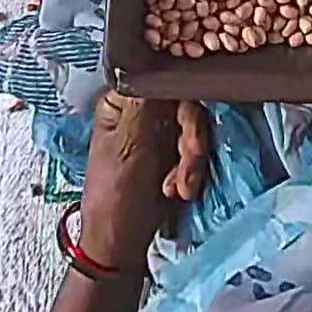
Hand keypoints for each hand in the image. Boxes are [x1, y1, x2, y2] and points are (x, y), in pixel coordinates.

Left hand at [77, 92, 209, 271]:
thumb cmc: (115, 197)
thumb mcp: (128, 148)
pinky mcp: (173, 152)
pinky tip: (179, 191)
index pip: (159, 77)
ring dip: (192, 160)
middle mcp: (142, 109)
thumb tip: (155, 63)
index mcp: (123, 100)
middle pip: (184, 102)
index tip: (187, 121)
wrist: (120, 249)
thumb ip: (143, 105)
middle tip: (185, 169)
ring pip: (194, 126)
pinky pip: (195, 148)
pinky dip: (192, 170)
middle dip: (189, 139)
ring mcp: (159, 130)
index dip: (180, 93)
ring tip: (179, 188)